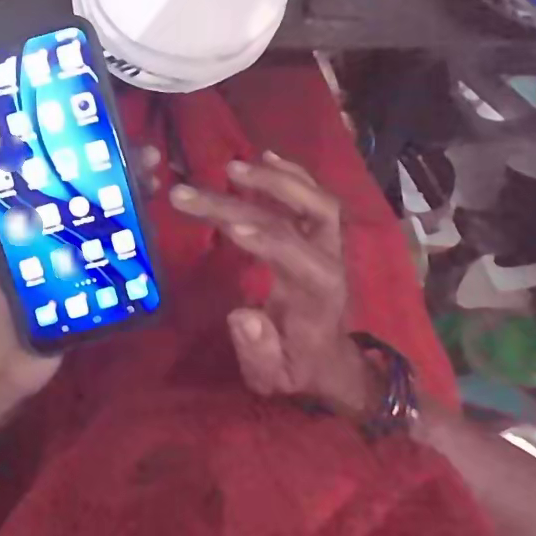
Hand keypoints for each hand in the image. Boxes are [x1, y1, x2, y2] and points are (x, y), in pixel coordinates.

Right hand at [170, 152, 382, 416]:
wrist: (329, 364)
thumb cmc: (296, 370)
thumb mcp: (273, 377)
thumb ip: (259, 351)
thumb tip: (240, 316)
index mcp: (318, 297)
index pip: (299, 259)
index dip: (268, 241)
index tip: (230, 227)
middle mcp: (329, 263)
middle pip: (304, 217)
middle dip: (256, 197)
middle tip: (206, 186)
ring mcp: (328, 248)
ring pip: (315, 201)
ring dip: (276, 179)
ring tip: (232, 168)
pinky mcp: (320, 240)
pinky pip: (313, 200)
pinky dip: (291, 176)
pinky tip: (265, 158)